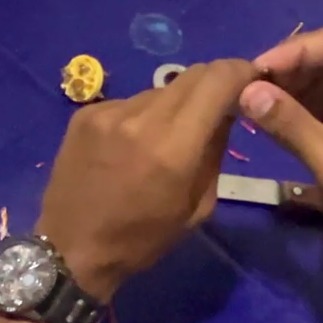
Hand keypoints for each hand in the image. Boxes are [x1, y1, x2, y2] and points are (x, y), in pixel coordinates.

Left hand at [36, 59, 257, 298]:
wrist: (71, 250)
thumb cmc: (140, 240)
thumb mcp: (196, 209)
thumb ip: (215, 154)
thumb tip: (226, 115)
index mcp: (174, 148)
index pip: (219, 80)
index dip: (242, 72)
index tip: (251, 80)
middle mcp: (141, 119)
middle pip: (192, 75)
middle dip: (213, 85)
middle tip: (216, 108)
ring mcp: (109, 113)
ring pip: (159, 91)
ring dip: (174, 106)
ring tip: (164, 140)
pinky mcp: (85, 114)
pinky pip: (128, 103)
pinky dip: (140, 117)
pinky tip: (129, 148)